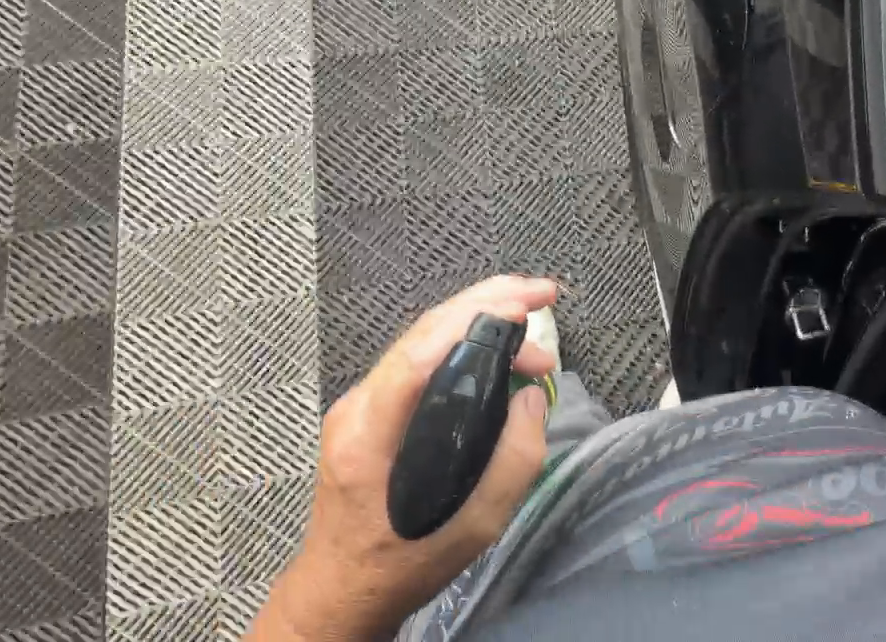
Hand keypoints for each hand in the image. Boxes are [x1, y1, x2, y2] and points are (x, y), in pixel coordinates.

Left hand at [248, 276, 560, 641]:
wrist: (341, 591)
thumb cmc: (407, 562)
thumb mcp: (477, 526)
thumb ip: (515, 459)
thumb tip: (532, 395)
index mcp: (372, 436)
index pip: (418, 355)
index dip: (474, 318)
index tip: (525, 306)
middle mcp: (358, 407)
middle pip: (424, 331)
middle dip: (489, 300)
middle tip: (544, 294)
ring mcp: (359, 403)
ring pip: (423, 336)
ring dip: (481, 314)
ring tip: (534, 318)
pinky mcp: (369, 406)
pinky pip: (421, 354)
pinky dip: (465, 335)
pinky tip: (498, 339)